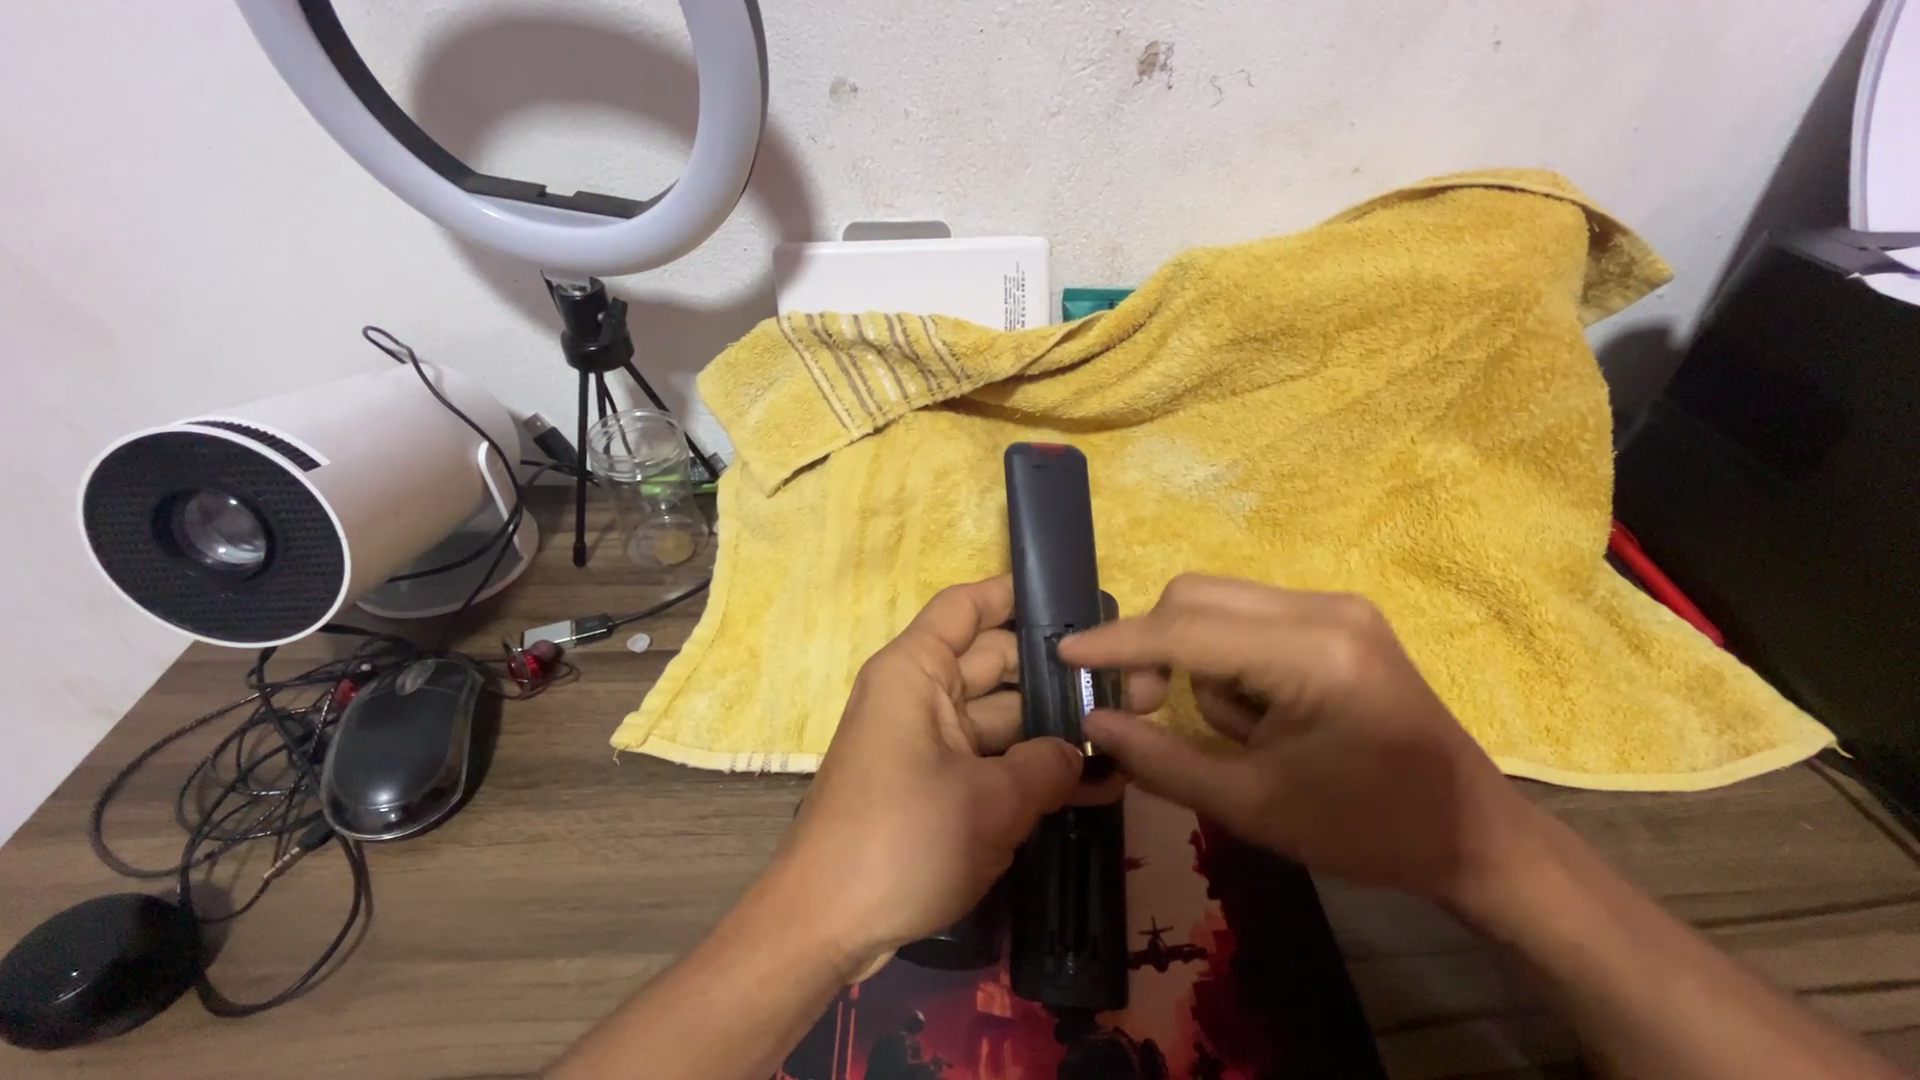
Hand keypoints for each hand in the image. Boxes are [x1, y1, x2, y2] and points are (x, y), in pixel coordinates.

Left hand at [767, 577, 1084, 979]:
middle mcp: (920, 696)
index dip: (1017, 595)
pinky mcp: (934, 786)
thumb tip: (1079, 752)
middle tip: (1128, 684)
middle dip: (1055, 674)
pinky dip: (1029, 771)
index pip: (968, 607)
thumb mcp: (989, 801)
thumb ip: (1046, 766)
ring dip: (1052, 730)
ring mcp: (927, 743)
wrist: (827, 924)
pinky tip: (1092, 787)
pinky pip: (989, 761)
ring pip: (999, 717)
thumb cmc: (902, 840)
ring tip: (1124, 734)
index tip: (1078, 602)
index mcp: (915, 672)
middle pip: (996, 663)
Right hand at [1057, 574, 1542, 906]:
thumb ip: (1161, 760)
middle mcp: (1325, 609)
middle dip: (1154, 649)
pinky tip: (1263, 713)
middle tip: (1145, 709)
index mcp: (1312, 655)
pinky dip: (1229, 661)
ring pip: (1217, 606)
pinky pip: (1248, 620)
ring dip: (1197, 662)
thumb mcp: (1251, 807)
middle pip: (1196, 597)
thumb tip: (1094, 720)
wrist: (1470, 834)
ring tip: (1236, 732)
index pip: (1187, 631)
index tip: (1062, 653)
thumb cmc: (1364, 831)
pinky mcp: (1339, 618)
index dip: (1117, 642)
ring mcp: (1336, 607)